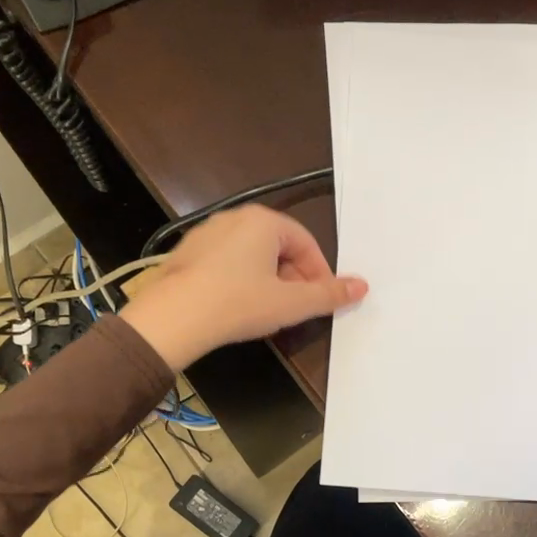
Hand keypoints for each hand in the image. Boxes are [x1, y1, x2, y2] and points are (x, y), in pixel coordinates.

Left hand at [120, 206, 367, 369]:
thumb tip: (362, 287)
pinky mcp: (188, 253)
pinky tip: (239, 308)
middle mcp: (235, 218)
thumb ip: (328, 295)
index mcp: (263, 221)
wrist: (174, 318)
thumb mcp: (291, 304)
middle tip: (296, 309)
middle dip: (293, 278)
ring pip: (253, 256)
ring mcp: (207, 233)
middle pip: (279, 247)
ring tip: (269, 312)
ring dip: (269, 282)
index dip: (319, 274)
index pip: (306, 243)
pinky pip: (227, 263)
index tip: (322, 301)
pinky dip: (241, 282)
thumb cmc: (239, 304)